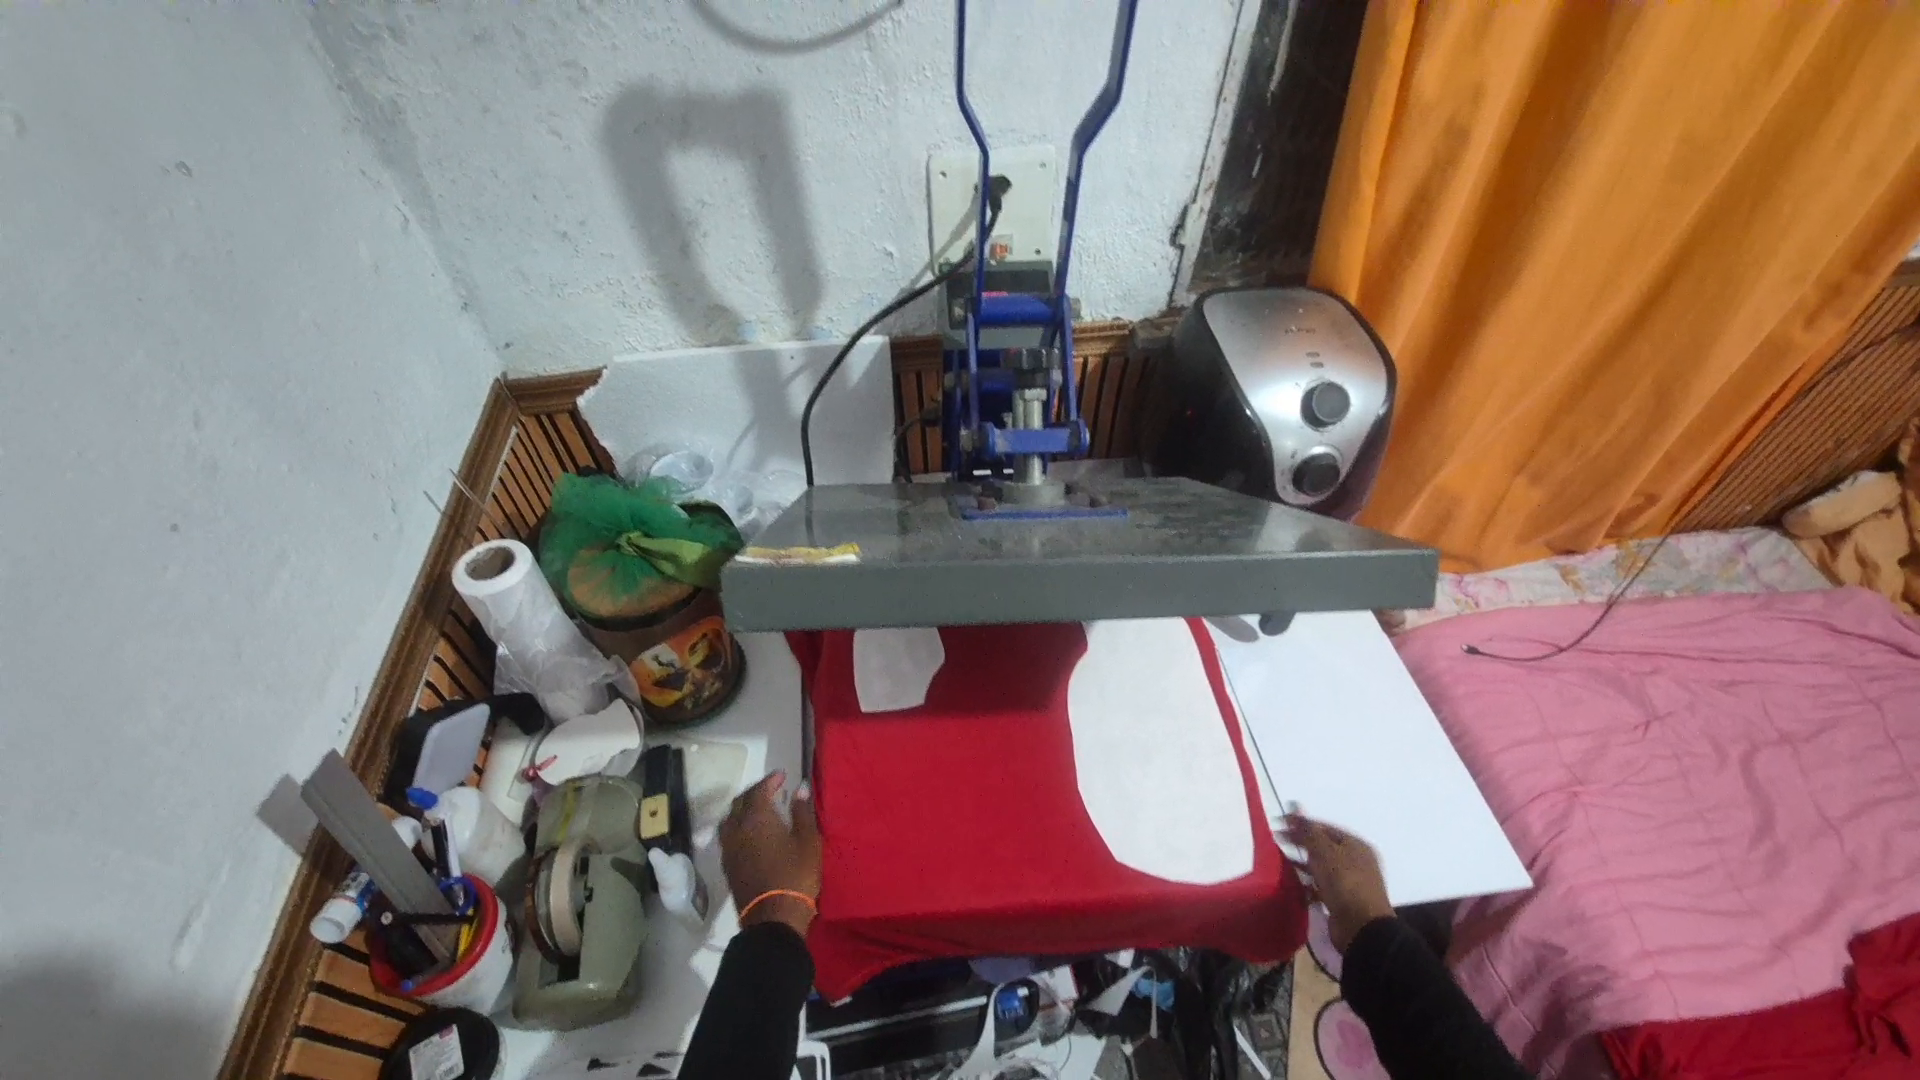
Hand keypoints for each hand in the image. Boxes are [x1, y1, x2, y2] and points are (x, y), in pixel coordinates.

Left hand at [719, 770, 821, 936]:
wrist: (773, 917)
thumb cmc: (795, 874)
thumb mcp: (808, 840)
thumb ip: (802, 811)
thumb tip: (799, 788)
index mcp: (757, 818)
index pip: (759, 790)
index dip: (771, 780)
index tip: (783, 775)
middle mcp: (737, 828)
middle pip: (741, 801)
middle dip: (756, 791)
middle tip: (772, 788)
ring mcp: (729, 847)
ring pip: (730, 818)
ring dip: (743, 807)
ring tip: (758, 807)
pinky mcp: (728, 864)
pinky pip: (728, 834)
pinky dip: (737, 824)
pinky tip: (748, 831)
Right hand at [1282, 814, 1393, 952]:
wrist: (1362, 928)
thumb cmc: (1345, 883)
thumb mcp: (1325, 852)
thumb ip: (1308, 831)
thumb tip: (1294, 808)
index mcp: (1355, 846)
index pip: (1324, 828)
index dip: (1301, 823)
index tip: (1278, 822)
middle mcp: (1354, 861)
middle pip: (1321, 846)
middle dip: (1299, 842)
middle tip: (1276, 839)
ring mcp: (1348, 882)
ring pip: (1319, 867)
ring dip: (1301, 863)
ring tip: (1280, 860)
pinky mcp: (1340, 900)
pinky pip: (1319, 886)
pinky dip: (1306, 884)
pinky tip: (1292, 884)